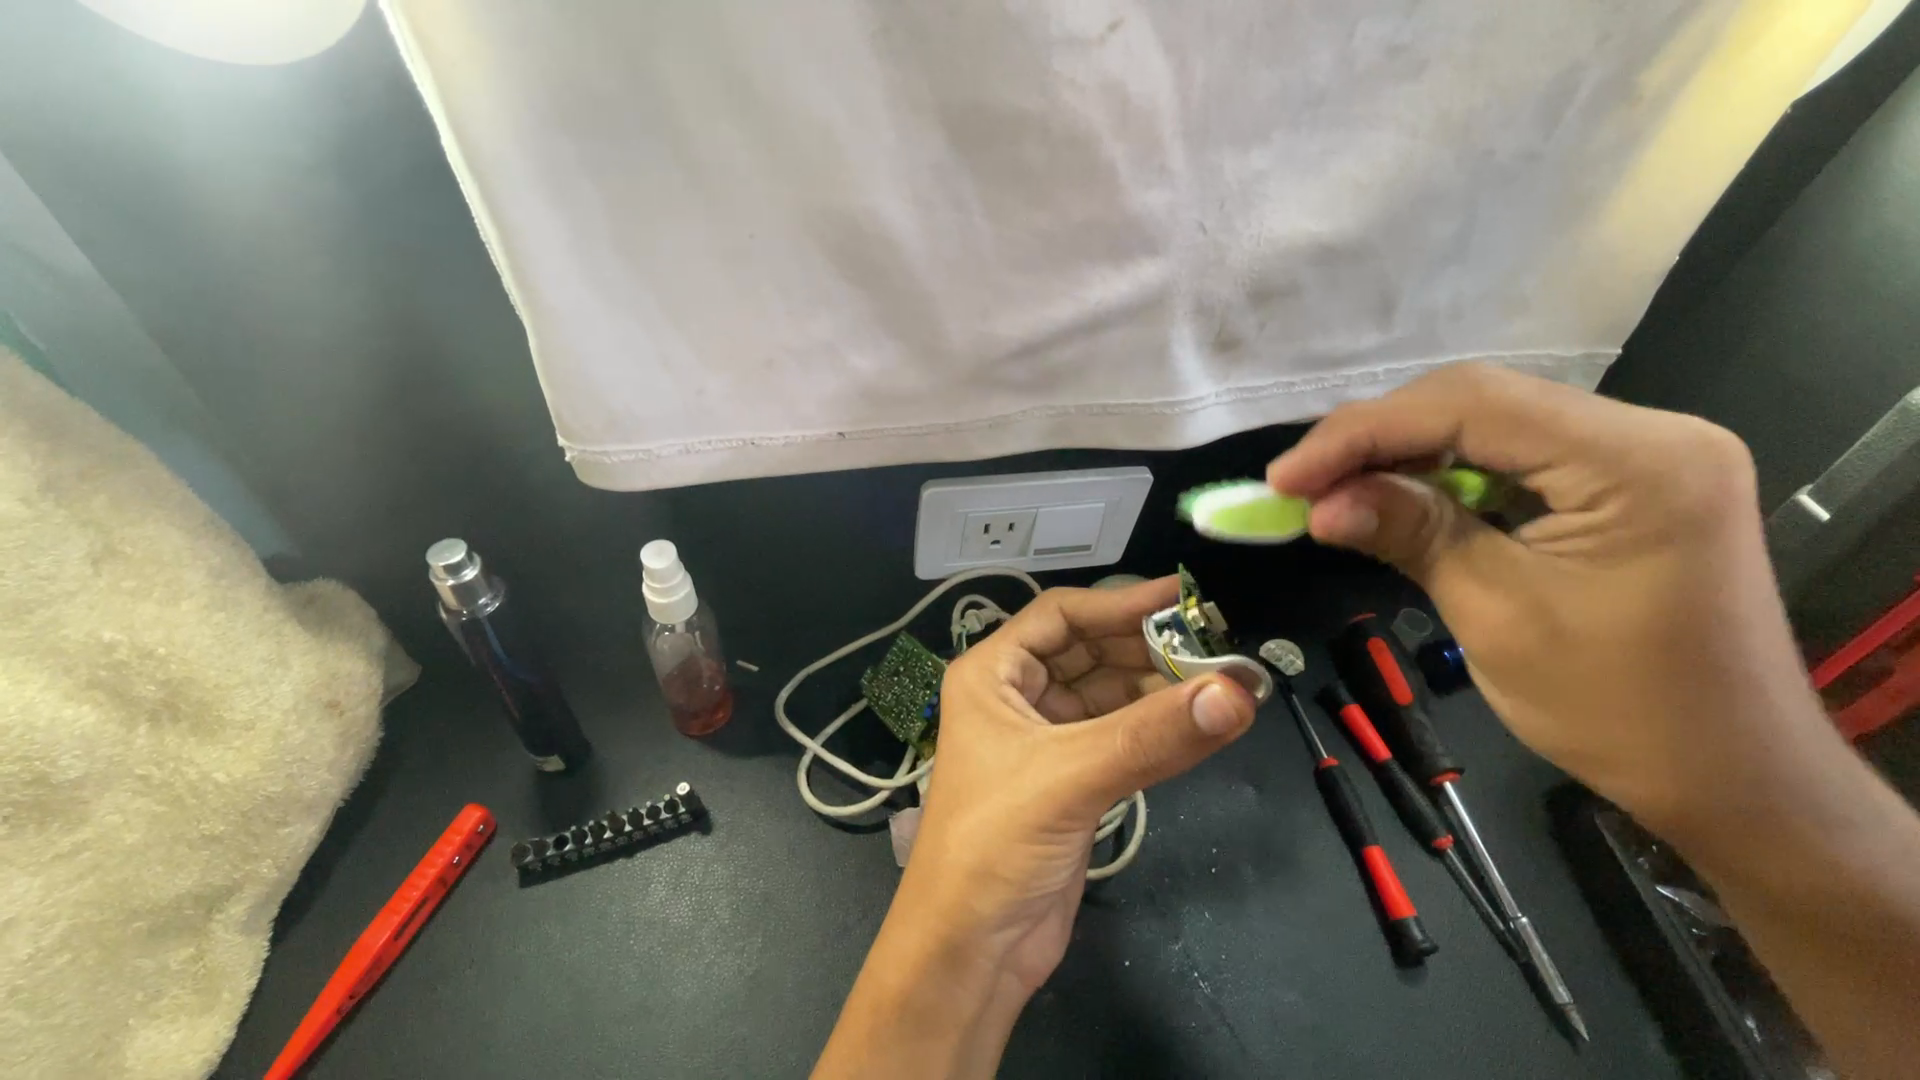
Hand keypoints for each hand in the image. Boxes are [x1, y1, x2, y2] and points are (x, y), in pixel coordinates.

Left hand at [814, 578, 1256, 1077]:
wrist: (970, 949)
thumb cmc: (993, 845)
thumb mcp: (1069, 777)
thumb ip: (1153, 734)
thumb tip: (1238, 691)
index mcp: (991, 675)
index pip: (1060, 616)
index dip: (1120, 603)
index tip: (1184, 599)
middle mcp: (1015, 698)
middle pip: (1088, 652)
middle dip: (1147, 647)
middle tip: (1217, 646)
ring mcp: (1044, 741)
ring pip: (1108, 696)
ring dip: (1159, 689)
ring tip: (1224, 684)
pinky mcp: (1070, 781)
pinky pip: (1120, 737)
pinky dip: (1157, 729)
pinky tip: (1200, 724)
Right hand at [1266, 364, 1823, 840]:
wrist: (1730, 775)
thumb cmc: (1620, 710)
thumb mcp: (1500, 616)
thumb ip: (1413, 535)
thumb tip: (1319, 503)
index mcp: (1638, 459)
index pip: (1472, 405)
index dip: (1362, 432)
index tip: (1285, 477)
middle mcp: (1648, 433)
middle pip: (1478, 402)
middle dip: (1375, 439)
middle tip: (1297, 486)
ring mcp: (1639, 455)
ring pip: (1488, 425)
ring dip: (1401, 456)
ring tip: (1328, 492)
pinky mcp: (1622, 484)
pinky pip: (1511, 458)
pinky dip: (1442, 477)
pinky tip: (1391, 497)